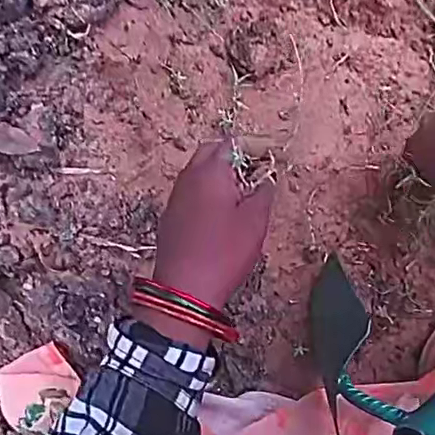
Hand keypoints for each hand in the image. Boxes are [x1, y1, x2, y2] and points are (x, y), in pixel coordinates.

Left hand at [144, 142, 273, 343]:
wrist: (185, 288)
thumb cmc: (224, 253)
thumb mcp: (255, 221)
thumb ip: (263, 193)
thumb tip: (266, 179)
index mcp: (210, 172)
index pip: (230, 145)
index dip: (250, 150)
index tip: (266, 163)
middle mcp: (188, 178)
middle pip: (209, 154)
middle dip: (229, 159)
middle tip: (252, 177)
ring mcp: (175, 197)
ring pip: (196, 174)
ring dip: (215, 178)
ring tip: (237, 198)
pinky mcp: (169, 217)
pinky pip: (188, 195)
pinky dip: (203, 195)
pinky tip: (216, 216)